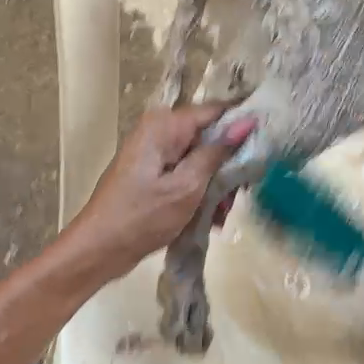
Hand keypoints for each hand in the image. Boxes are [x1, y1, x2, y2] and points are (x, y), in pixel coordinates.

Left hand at [73, 105, 256, 275]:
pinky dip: (200, 192)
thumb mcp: (187, 186)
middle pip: (210, 136)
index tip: (267, 146)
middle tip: (242, 192)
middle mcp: (160, 130)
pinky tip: (211, 218)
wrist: (97, 252)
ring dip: (217, 184)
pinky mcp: (153, 173)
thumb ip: (217, 152)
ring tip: (224, 214)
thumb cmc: (141, 218)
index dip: (243, 126)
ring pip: (201, 158)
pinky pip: (187, 173)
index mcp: (165, 125)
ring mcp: (155, 152)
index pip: (216, 111)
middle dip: (229, 164)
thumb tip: (248, 122)